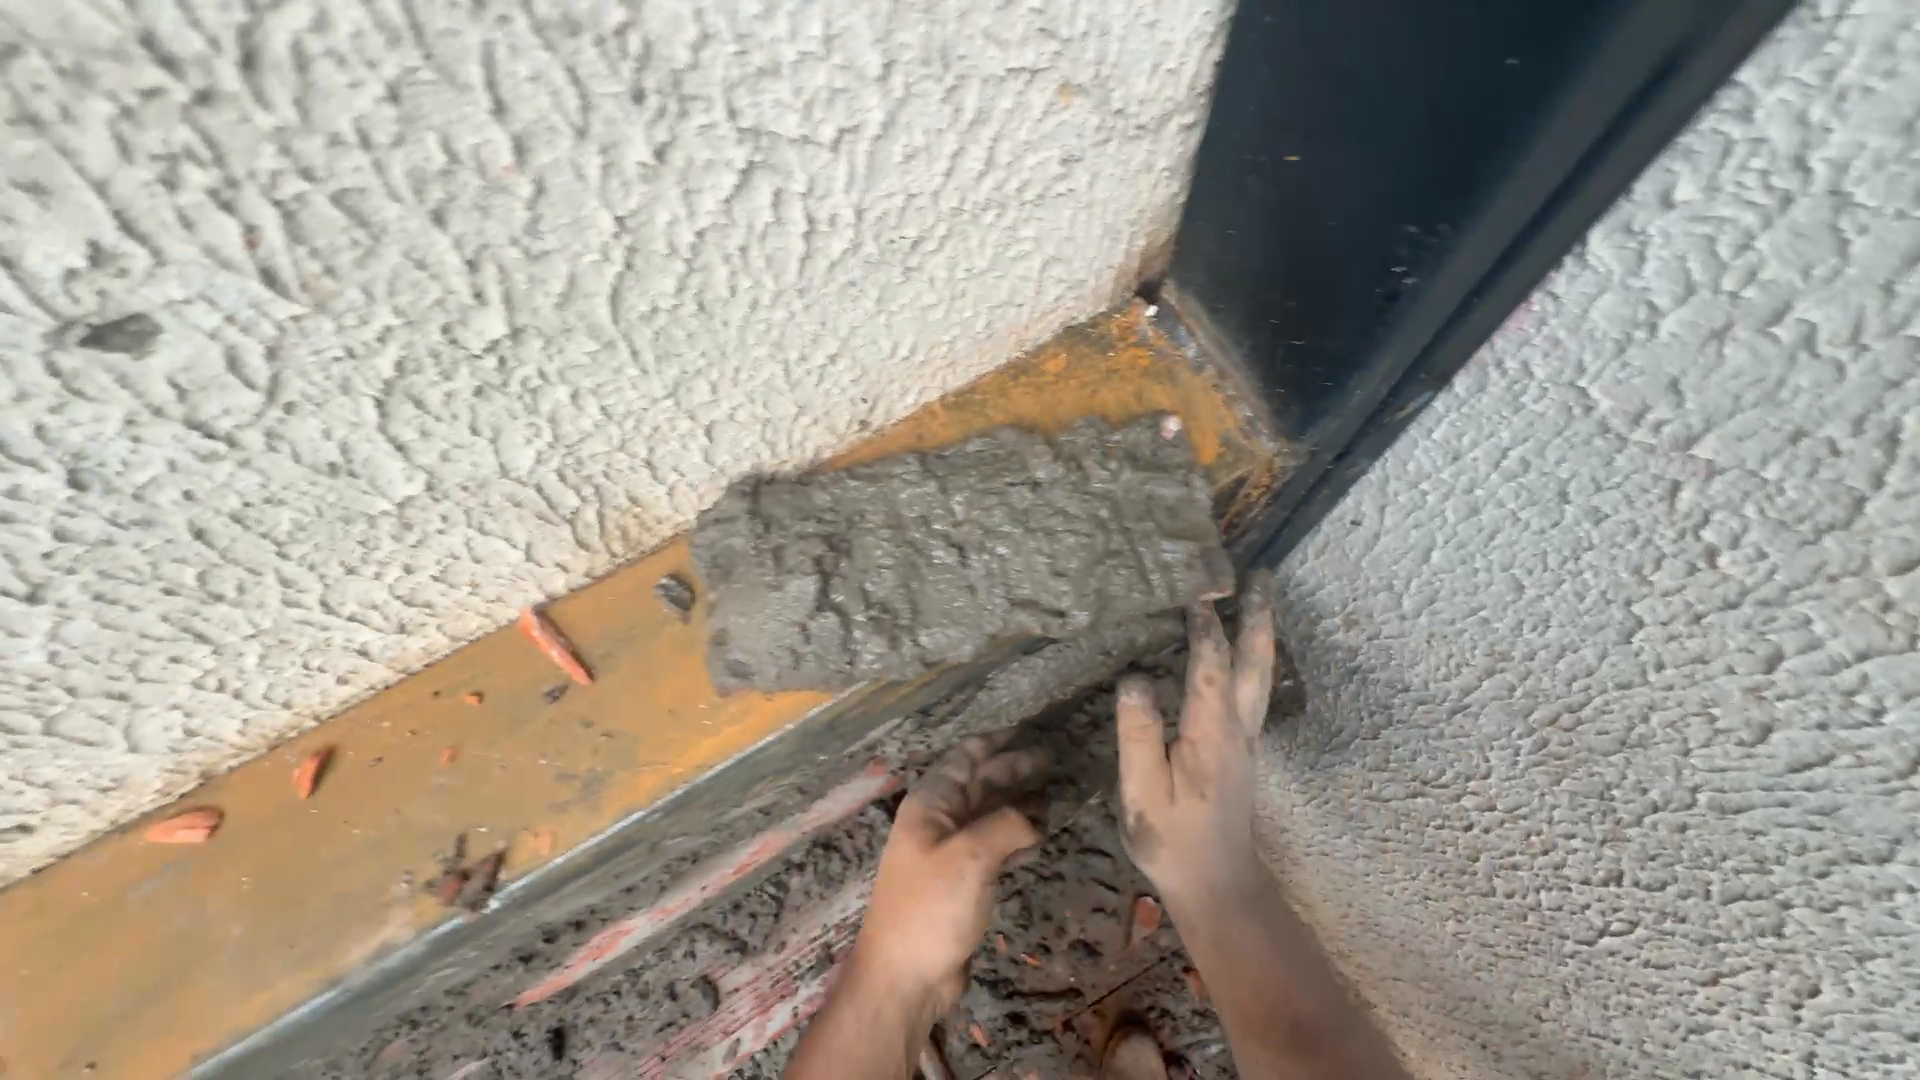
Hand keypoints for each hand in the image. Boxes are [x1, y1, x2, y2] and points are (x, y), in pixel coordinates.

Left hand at [852, 731, 1049, 1012]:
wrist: (905, 977)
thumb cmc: (931, 908)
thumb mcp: (971, 856)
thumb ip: (1007, 824)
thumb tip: (1035, 816)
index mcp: (930, 803)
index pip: (963, 758)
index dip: (994, 741)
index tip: (1028, 731)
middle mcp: (937, 821)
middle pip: (979, 783)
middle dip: (1013, 769)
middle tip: (1053, 761)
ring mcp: (947, 853)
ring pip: (988, 814)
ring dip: (1018, 802)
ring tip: (1055, 795)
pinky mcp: (959, 883)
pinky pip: (993, 846)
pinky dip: (1016, 836)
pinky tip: (1040, 837)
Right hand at [1114, 571, 1275, 914]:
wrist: (1217, 884)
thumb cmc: (1173, 841)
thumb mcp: (1142, 793)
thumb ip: (1138, 736)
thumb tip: (1134, 680)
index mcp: (1211, 735)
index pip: (1210, 668)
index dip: (1204, 628)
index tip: (1196, 590)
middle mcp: (1238, 729)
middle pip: (1255, 663)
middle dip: (1259, 617)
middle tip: (1262, 577)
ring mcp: (1246, 739)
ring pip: (1260, 675)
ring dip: (1261, 634)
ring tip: (1259, 599)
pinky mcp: (1242, 750)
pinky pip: (1252, 689)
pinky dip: (1251, 658)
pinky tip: (1242, 651)